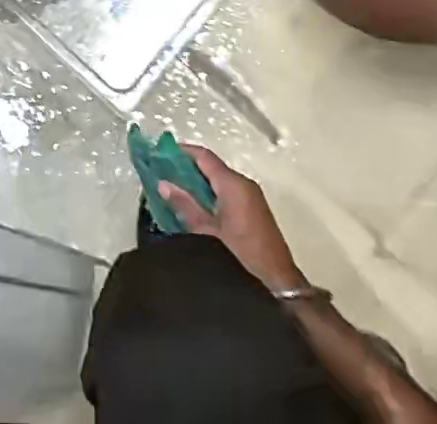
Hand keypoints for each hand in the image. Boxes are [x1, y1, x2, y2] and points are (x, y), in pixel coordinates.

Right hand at [156, 145, 305, 293]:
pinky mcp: (254, 211)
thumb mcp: (205, 230)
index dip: (181, 151)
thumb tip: (163, 183)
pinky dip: (209, 192)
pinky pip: (227, 191)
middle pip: (211, 166)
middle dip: (186, 166)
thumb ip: (183, 204)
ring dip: (197, 181)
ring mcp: (252, 198)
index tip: (160, 152)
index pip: (204, 156)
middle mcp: (244, 185)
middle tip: (161, 171)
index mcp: (233, 184)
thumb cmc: (238, 254)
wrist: (276, 285)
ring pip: (219, 179)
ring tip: (173, 187)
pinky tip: (193, 203)